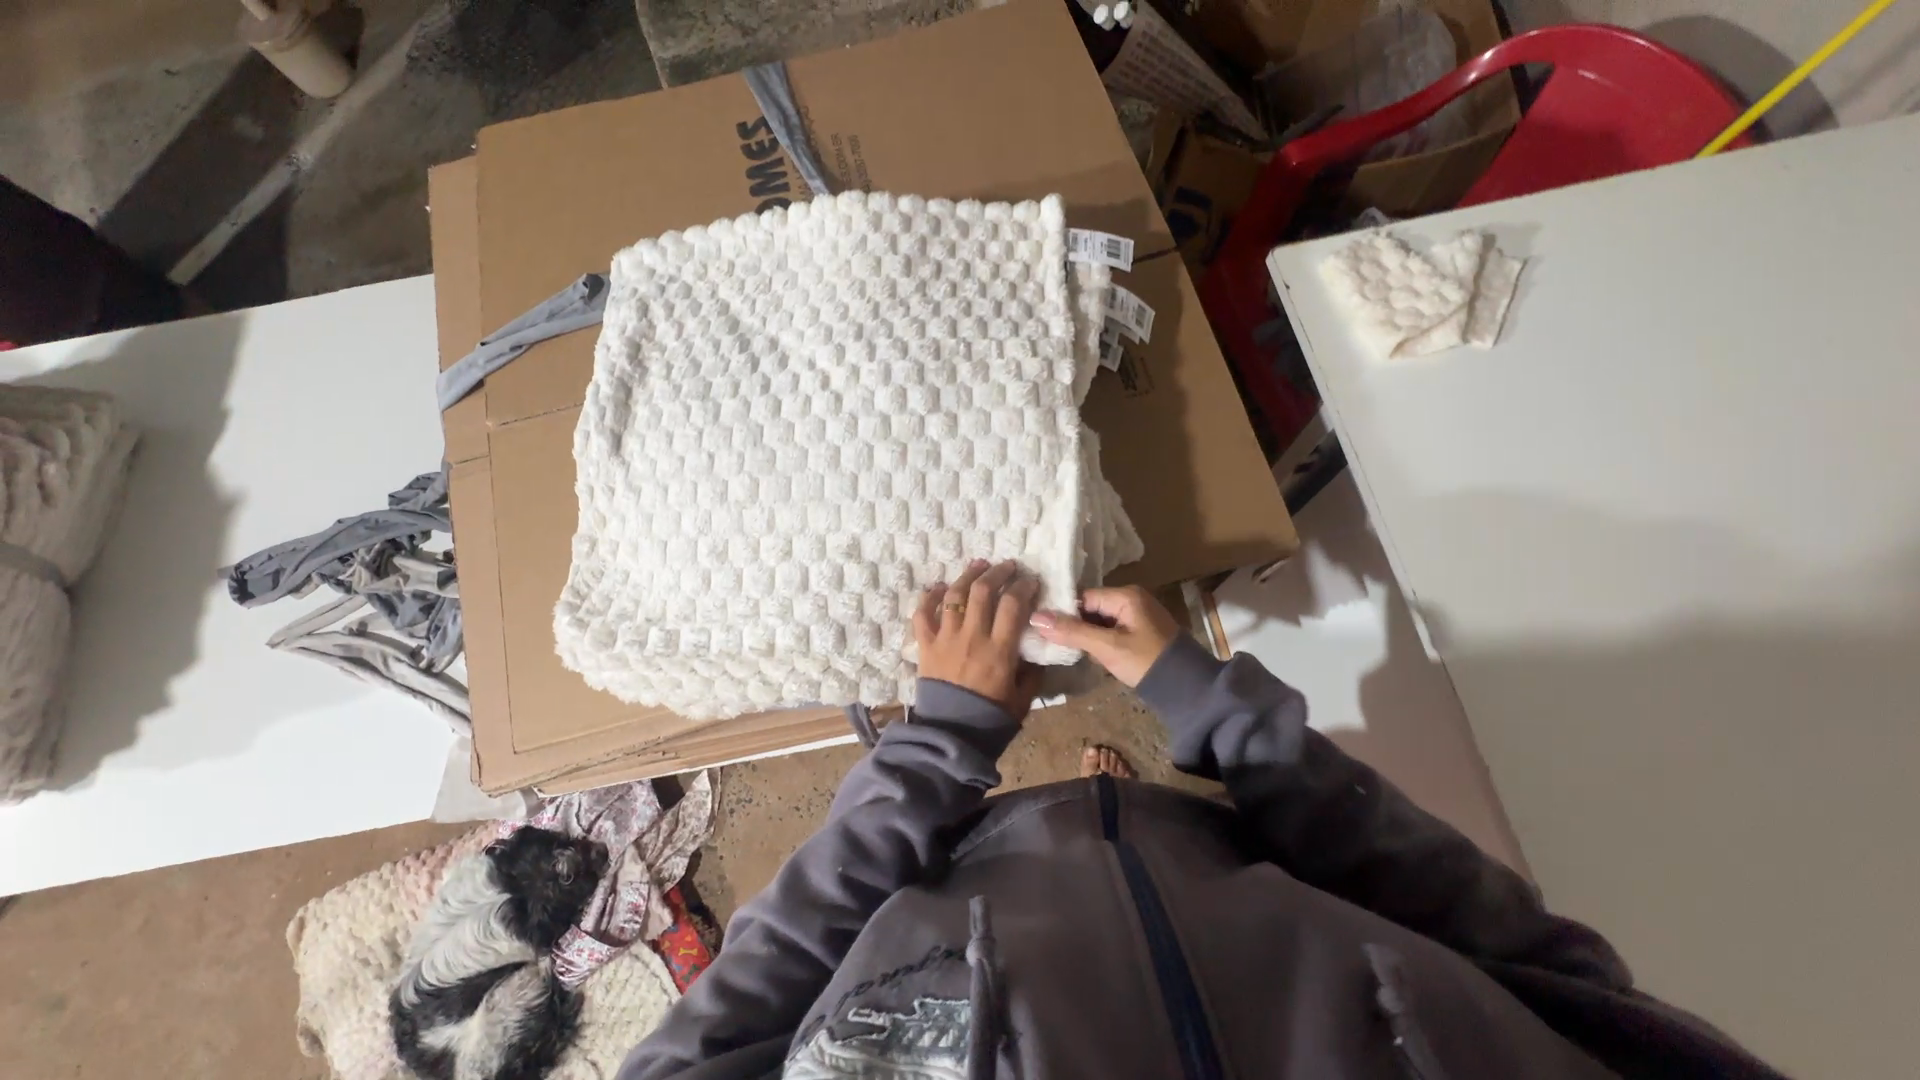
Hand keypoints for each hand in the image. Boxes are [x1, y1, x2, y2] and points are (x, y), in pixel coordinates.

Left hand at [915, 558, 1042, 719]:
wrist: (950, 736)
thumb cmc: (990, 719)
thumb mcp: (1022, 698)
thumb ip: (1030, 671)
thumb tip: (1035, 650)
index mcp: (999, 650)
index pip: (1013, 605)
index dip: (1024, 587)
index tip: (1031, 580)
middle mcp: (971, 637)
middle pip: (983, 592)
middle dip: (998, 573)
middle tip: (1007, 566)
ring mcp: (945, 639)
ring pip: (954, 596)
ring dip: (967, 576)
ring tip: (978, 565)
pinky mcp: (925, 646)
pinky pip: (922, 615)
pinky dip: (929, 597)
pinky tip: (938, 586)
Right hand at [1029, 585, 1181, 687]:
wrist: (1186, 688)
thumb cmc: (1146, 662)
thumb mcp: (1107, 647)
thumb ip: (1072, 632)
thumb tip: (1035, 617)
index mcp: (1126, 595)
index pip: (1084, 597)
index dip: (1063, 611)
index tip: (1042, 627)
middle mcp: (1132, 599)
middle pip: (1090, 608)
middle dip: (1073, 624)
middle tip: (1050, 641)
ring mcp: (1137, 616)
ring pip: (1099, 621)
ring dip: (1085, 635)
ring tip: (1064, 649)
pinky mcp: (1140, 632)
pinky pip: (1110, 630)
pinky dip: (1099, 641)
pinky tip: (1088, 654)